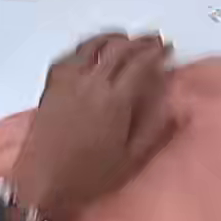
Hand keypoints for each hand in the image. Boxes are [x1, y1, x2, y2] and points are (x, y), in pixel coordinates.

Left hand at [10, 32, 173, 220]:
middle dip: (139, 41)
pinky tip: (90, 52)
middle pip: (118, 49)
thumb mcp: (131, 161)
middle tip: (152, 40)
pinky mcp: (51, 86)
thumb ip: (156, 132)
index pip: (141, 64)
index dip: (157, 53)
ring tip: (124, 38)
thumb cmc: (89, 177)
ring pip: (92, 46)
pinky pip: (69, 55)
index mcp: (115, 100)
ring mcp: (68, 81)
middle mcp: (92, 82)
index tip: (167, 49)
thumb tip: (177, 108)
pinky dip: (85, 47)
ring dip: (112, 37)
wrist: (42, 183)